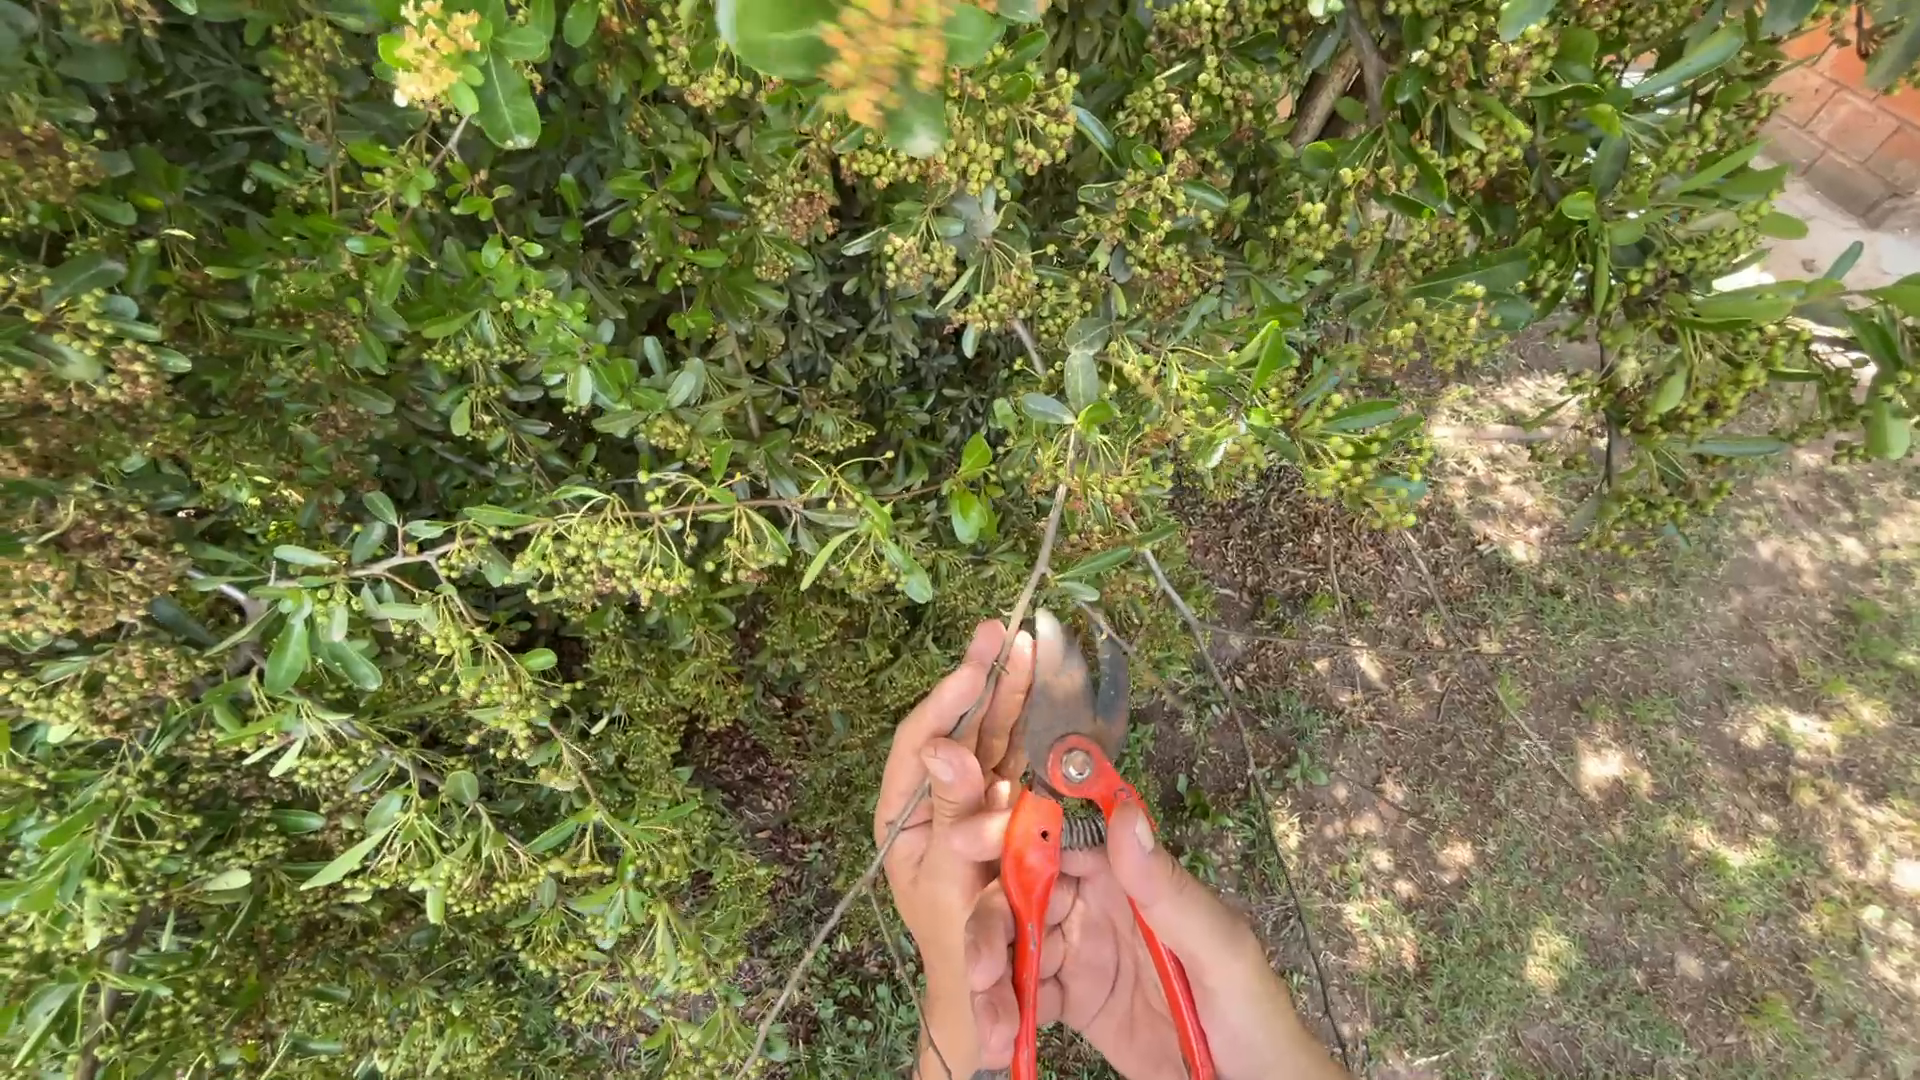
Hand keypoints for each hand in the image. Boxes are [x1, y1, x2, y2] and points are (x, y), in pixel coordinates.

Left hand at [874, 619, 1035, 1076]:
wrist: (983, 985)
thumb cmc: (954, 940)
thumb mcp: (948, 881)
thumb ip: (950, 813)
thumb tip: (943, 747)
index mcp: (905, 809)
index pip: (918, 742)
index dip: (946, 701)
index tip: (975, 666)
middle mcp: (937, 793)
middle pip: (957, 726)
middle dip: (979, 679)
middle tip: (998, 631)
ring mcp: (973, 796)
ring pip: (990, 734)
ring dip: (1008, 690)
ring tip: (1024, 646)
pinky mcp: (1006, 803)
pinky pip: (1018, 756)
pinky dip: (1030, 723)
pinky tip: (1040, 687)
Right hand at [965, 801, 1347, 1079]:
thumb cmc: (1252, 1012)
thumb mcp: (1218, 947)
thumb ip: (1168, 886)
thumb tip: (1123, 811)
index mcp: (1127, 876)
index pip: (1059, 843)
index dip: (1013, 843)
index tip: (969, 851)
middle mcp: (1095, 906)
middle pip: (1022, 895)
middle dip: (992, 925)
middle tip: (983, 972)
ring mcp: (1080, 954)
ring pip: (1013, 945)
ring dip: (990, 978)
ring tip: (992, 1028)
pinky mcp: (1073, 1001)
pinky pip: (1024, 995)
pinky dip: (1004, 1014)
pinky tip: (998, 1042)